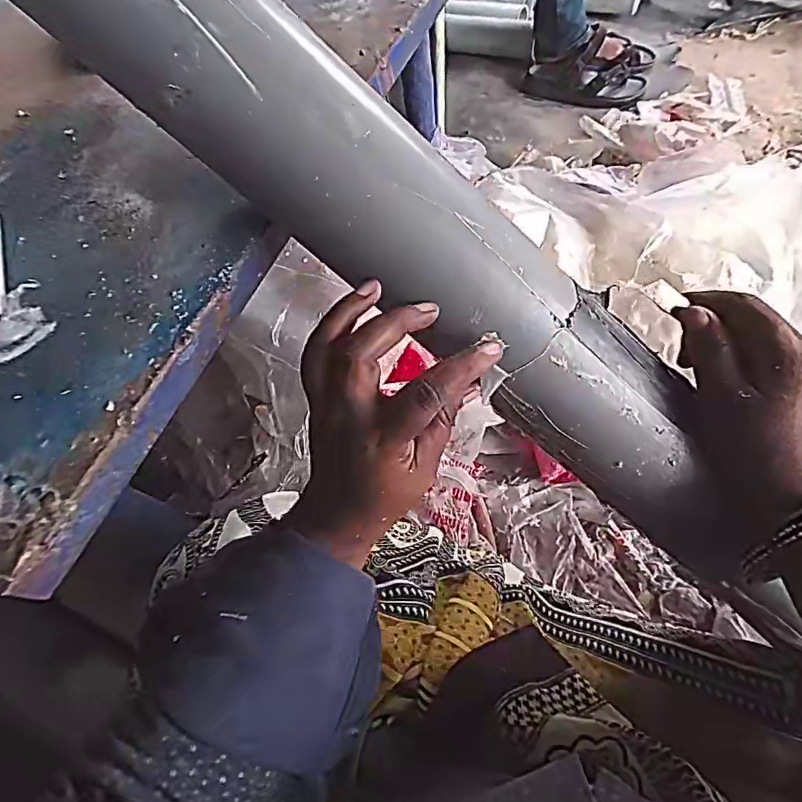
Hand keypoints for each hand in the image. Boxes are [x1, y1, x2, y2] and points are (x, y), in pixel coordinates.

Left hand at [284, 280, 504, 565]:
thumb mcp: (425, 468)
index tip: (487, 348)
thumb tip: (467, 380)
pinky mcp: (315, 396)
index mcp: (382, 439)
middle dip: (394, 324)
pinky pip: (315, 353)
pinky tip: (350, 308)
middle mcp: (348, 416)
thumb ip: (442, 419)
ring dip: (349, 312)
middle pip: (360, 357)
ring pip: (327, 348)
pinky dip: (331, 325)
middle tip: (427, 310)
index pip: (424, 395)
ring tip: (375, 288)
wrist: (336, 512)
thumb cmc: (382, 496)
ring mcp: (325, 403)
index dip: (460, 368)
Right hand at [670, 292, 801, 546]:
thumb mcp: (720, 398)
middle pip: (758, 318)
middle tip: (682, 348)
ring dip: (730, 340)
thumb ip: (709, 349)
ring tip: (700, 367)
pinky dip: (746, 357)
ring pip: (766, 337)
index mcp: (788, 353)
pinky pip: (775, 358)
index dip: (706, 300)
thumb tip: (694, 312)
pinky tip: (729, 382)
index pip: (745, 305)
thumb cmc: (753, 451)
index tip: (673, 311)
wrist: (799, 503)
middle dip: (716, 321)